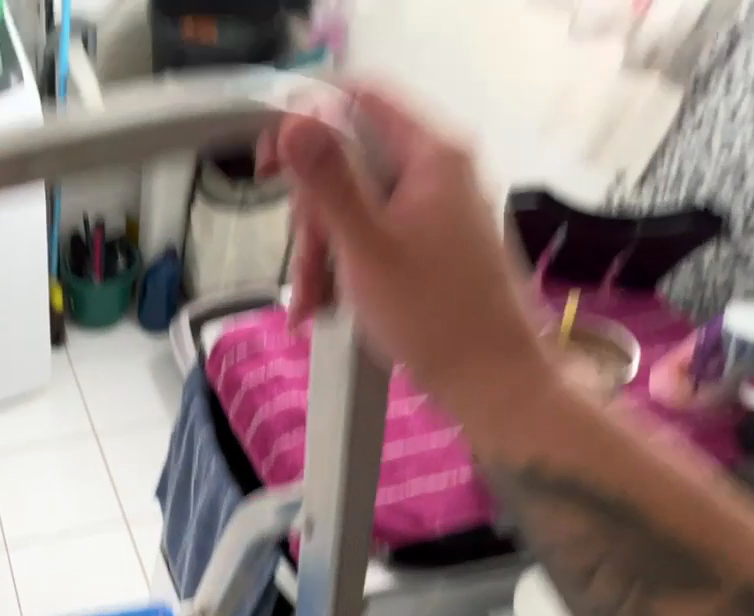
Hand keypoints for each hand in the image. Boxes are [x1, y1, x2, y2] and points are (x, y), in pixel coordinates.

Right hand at [259, 88, 554, 423]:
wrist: (485, 375)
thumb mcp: (365, 247)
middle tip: (308, 269)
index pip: (358, 101)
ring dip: (320, 254)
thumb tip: (293, 123)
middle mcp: (436, 171)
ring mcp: (432, 207)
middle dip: (313, 219)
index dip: (305, 124)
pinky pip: (368, 236)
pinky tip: (325, 306)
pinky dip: (340, 267)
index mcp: (430, 156)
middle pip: (347, 164)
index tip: (268, 168)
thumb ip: (328, 182)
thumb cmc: (430, 314)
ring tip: (313, 304)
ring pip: (351, 207)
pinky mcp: (427, 241)